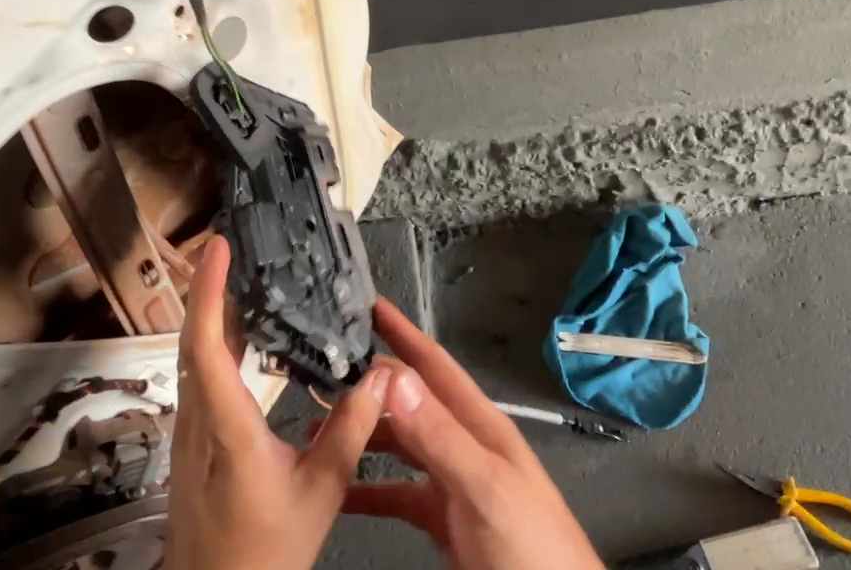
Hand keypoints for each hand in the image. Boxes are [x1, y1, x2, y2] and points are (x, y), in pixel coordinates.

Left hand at [165, 236, 391, 569]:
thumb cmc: (265, 550)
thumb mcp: (320, 492)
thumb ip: (350, 430)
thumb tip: (382, 378)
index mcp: (226, 428)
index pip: (208, 347)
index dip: (209, 293)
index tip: (216, 251)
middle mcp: (197, 421)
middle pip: (194, 341)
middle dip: (207, 288)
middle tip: (228, 249)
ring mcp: (187, 431)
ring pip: (193, 358)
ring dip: (211, 314)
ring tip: (239, 280)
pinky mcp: (190, 440)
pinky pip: (199, 377)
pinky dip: (215, 344)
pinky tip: (241, 338)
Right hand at [341, 299, 602, 569]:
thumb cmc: (531, 545)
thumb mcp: (484, 486)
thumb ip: (440, 435)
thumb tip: (393, 377)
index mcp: (479, 426)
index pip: (434, 366)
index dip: (403, 333)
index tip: (368, 304)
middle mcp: (464, 444)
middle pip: (410, 402)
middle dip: (371, 384)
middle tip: (324, 372)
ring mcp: (454, 481)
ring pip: (400, 445)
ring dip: (363, 436)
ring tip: (319, 430)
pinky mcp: (444, 518)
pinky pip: (398, 493)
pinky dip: (367, 489)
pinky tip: (338, 491)